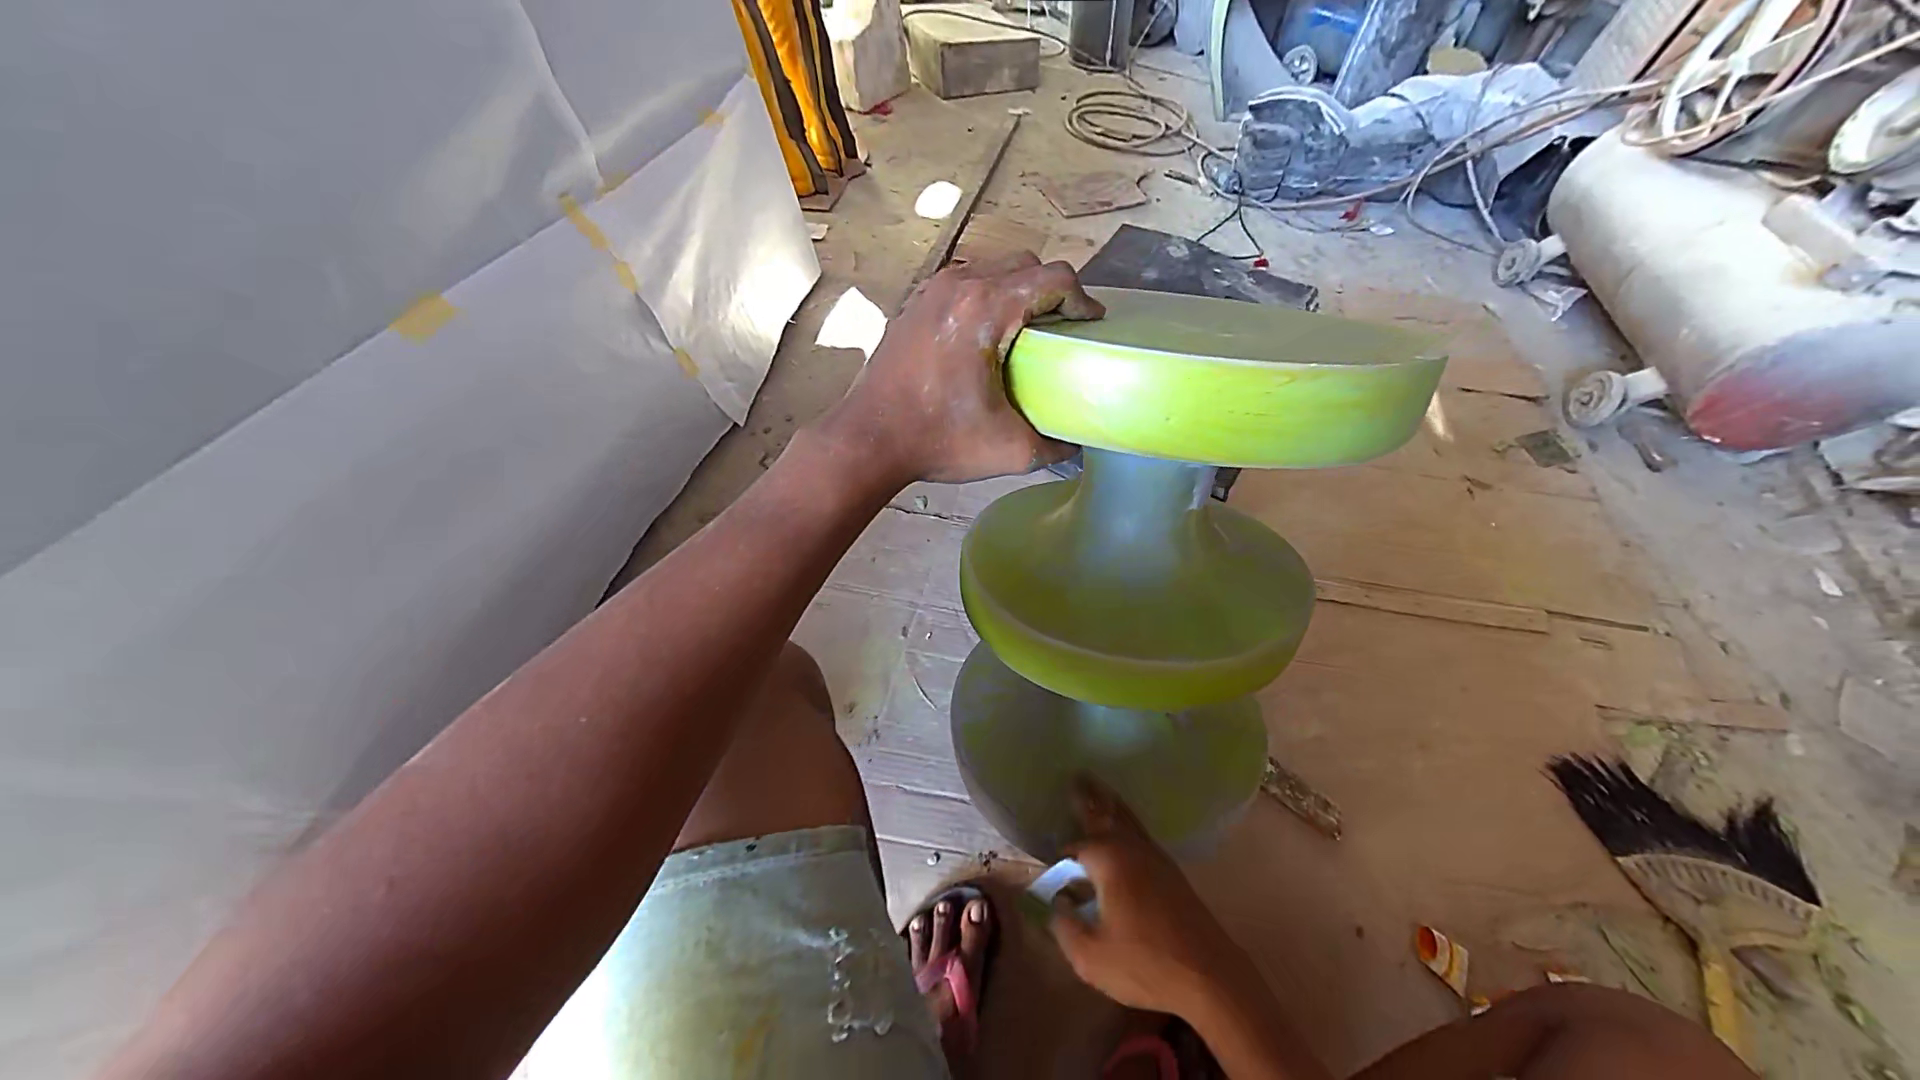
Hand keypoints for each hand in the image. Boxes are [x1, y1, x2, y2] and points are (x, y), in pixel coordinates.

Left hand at [817, 252, 1102, 484]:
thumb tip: (1076, 446)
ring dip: (1017, 292)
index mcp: (985, 307)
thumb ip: (1055, 446)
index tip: (1091, 325)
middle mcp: (957, 285)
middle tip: (1062, 329)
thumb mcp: (1010, 450)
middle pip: (1024, 264)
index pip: (1053, 278)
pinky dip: (985, 299)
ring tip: (1027, 333)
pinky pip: (963, 285)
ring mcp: (930, 292)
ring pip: (991, 270)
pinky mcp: (913, 306)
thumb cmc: (936, 440)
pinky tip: (987, 338)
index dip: (1082, 299)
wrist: (868, 440)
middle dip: (1051, 291)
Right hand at [1048, 778, 1262, 1017]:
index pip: (1073, 848)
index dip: (1057, 856)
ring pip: (1128, 820)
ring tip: (1097, 787)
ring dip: (1110, 803)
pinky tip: (1125, 828)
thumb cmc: (1145, 964)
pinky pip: (1141, 834)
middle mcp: (1132, 849)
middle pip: (1106, 813)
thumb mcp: (1090, 955)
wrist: (1211, 978)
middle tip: (1076, 774)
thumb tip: (1056, 904)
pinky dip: (1127, 822)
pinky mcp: (1172, 873)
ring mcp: (1156, 858)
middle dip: (1088, 795)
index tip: (1045, 862)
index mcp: (1108, 860)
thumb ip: (1064, 926)